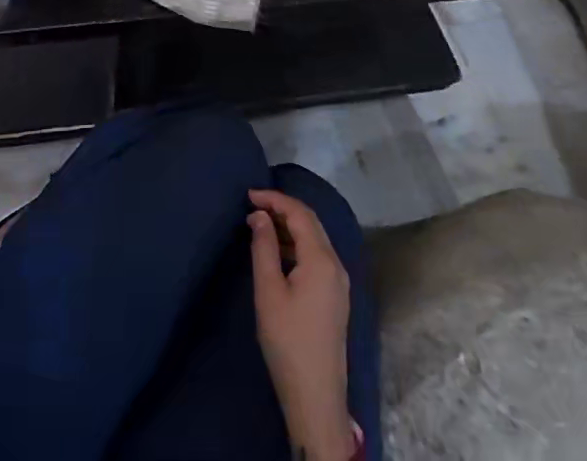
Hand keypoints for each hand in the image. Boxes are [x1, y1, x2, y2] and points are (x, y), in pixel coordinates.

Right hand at [248, 188, 355, 460]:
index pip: (300, 214)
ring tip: (259, 223)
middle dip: (283, 208)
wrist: (315, 391)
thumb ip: (263, 247)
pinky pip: (316, 255)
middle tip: (252, 204)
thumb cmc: (287, 338)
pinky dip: (296, 243)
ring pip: (315, 239)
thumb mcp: (268, 290)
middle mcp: (336, 265)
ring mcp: (339, 281)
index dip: (275, 198)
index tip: (247, 195)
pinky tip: (275, 249)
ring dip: (289, 225)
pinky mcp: (334, 295)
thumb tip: (260, 216)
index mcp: (321, 260)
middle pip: (311, 223)